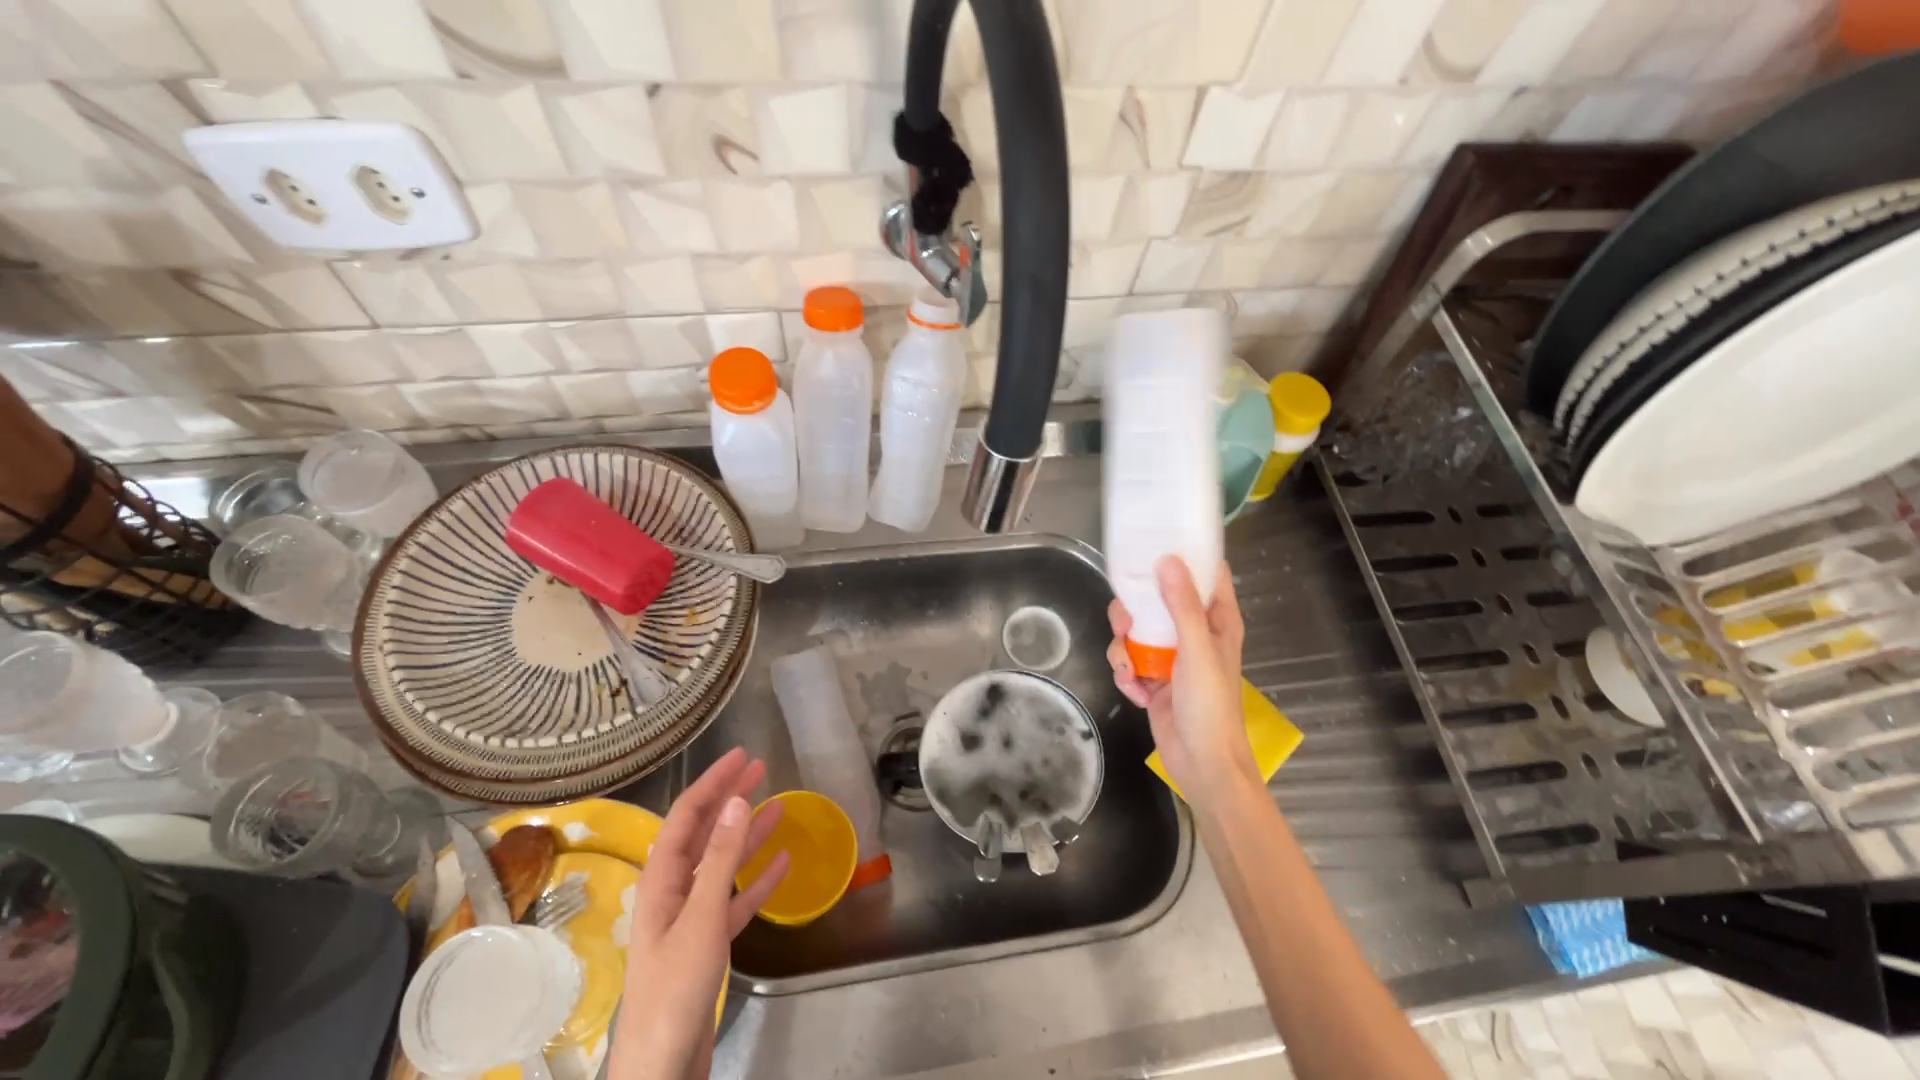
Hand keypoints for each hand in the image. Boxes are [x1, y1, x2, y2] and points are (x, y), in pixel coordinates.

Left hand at [609, 748, 789, 1079]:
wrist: (663, 1060)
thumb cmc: (675, 986)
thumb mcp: (701, 918)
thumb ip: (720, 860)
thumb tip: (736, 802)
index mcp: (661, 880)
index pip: (686, 817)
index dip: (712, 784)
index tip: (740, 756)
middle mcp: (674, 891)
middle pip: (704, 834)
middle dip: (729, 799)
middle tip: (760, 769)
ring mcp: (692, 917)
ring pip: (723, 864)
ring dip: (747, 834)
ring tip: (778, 806)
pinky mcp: (709, 942)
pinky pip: (737, 899)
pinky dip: (758, 880)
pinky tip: (782, 864)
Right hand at [1107, 557, 1257, 796]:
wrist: (1201, 762)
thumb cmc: (1210, 705)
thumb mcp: (1197, 649)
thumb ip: (1181, 605)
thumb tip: (1166, 559)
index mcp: (1217, 620)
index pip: (1205, 574)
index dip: (1184, 556)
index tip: (1154, 544)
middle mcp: (1194, 632)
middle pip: (1156, 600)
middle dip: (1134, 611)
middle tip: (1124, 622)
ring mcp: (1171, 656)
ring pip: (1135, 632)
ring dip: (1124, 650)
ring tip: (1129, 670)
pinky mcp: (1152, 678)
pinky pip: (1129, 661)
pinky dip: (1126, 675)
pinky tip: (1135, 692)